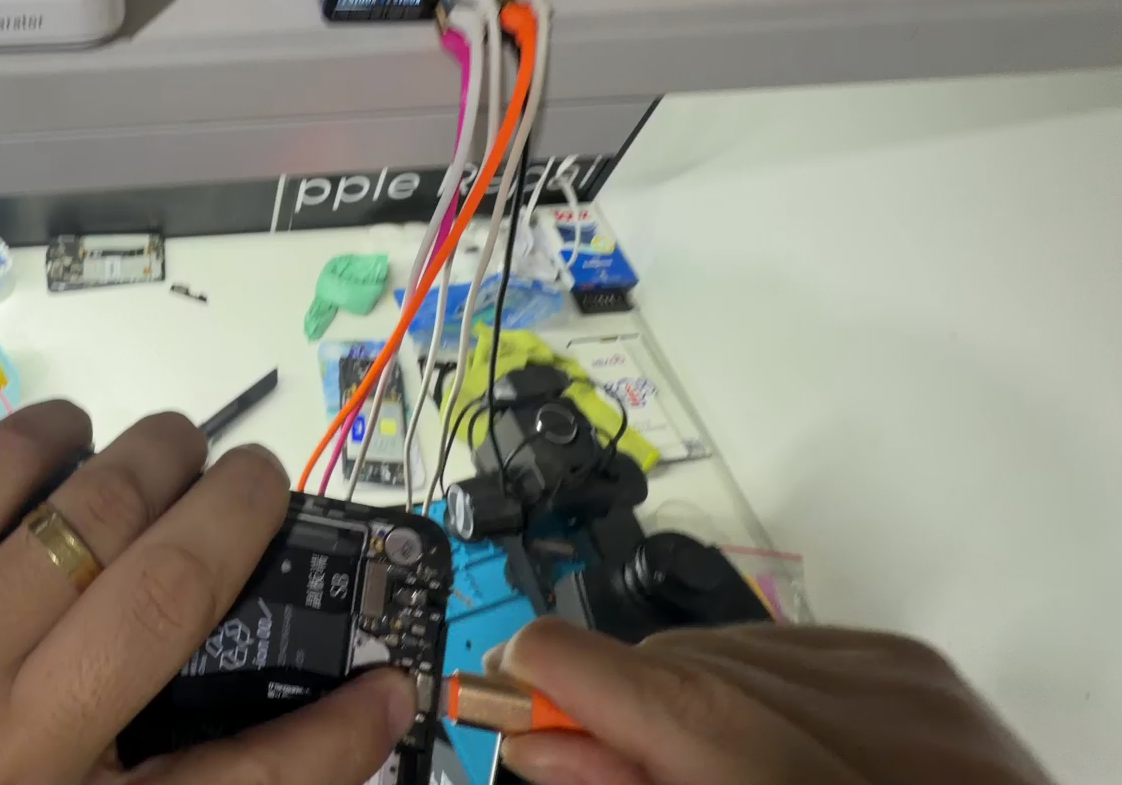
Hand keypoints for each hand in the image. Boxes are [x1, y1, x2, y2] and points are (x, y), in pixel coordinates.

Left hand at [0, 402, 414, 784]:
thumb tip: (178, 729)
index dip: (329, 743)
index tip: (389, 686)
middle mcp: (13, 727)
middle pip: (172, 597)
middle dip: (240, 518)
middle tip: (265, 470)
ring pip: (89, 517)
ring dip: (151, 460)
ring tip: (180, 436)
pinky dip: (43, 439)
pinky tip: (67, 426)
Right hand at [487, 618, 1054, 784]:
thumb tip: (527, 735)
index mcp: (779, 777)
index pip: (609, 672)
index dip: (538, 678)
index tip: (506, 699)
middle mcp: (853, 715)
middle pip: (655, 666)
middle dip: (624, 711)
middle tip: (631, 765)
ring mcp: (892, 681)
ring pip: (704, 648)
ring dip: (685, 699)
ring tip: (728, 764)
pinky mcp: (908, 661)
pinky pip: (762, 642)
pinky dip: (744, 687)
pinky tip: (780, 741)